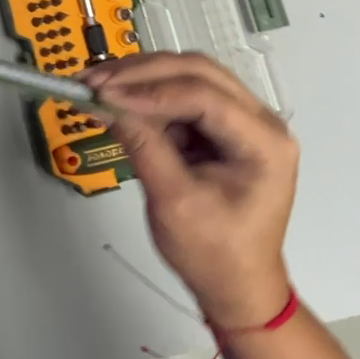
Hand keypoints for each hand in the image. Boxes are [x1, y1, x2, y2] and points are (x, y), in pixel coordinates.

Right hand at [84, 52, 298, 327]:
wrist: (235, 286)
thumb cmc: (214, 254)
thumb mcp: (174, 202)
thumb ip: (143, 146)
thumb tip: (105, 104)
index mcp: (265, 143)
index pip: (204, 96)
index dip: (150, 90)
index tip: (104, 95)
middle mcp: (260, 121)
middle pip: (198, 72)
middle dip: (142, 72)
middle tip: (94, 81)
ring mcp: (239, 120)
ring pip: (187, 75)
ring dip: (140, 78)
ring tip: (97, 87)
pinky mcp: (216, 127)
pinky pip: (178, 95)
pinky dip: (145, 95)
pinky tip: (116, 101)